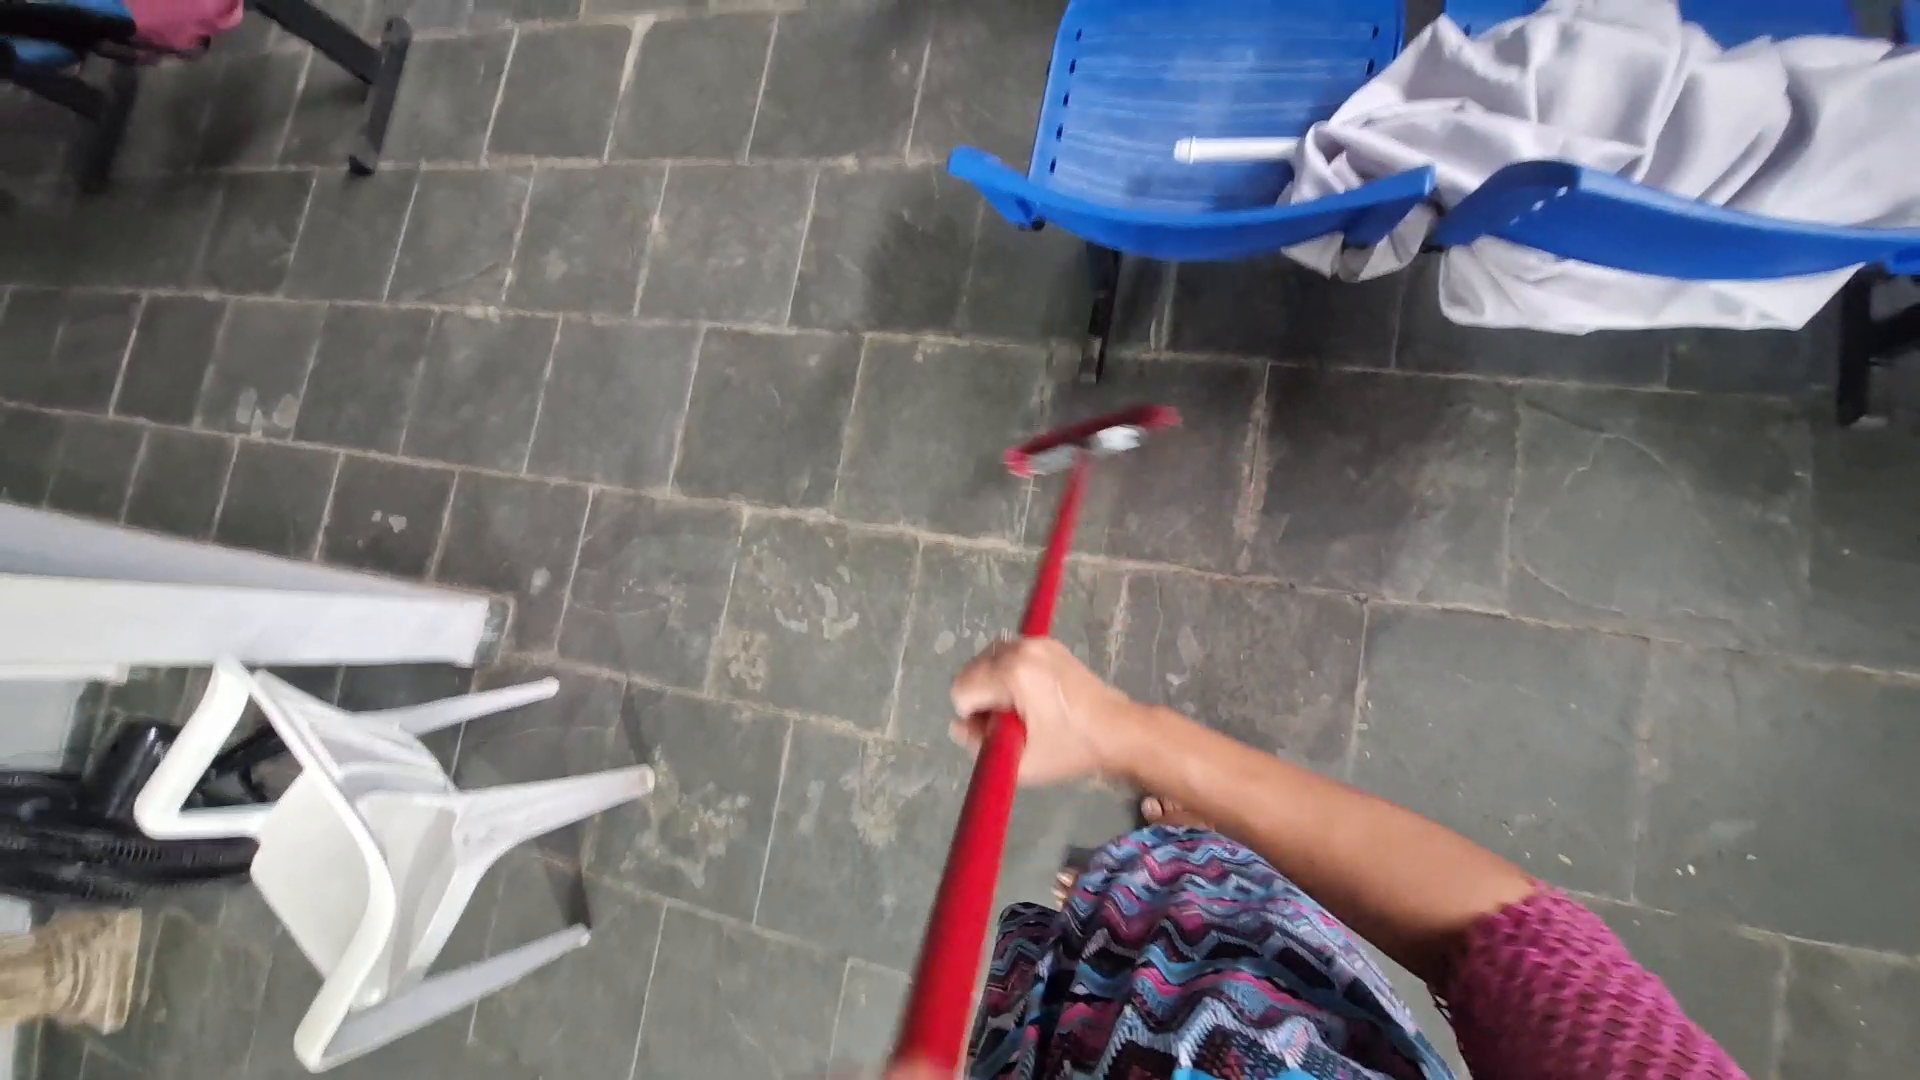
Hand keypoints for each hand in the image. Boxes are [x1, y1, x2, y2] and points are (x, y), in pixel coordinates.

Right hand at [948, 638, 1149, 785]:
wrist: (1118, 730)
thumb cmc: (1071, 748)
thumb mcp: (1021, 763)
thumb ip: (979, 745)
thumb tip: (958, 727)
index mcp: (1012, 673)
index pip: (962, 688)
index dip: (971, 716)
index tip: (996, 732)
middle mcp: (1020, 648)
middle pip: (972, 670)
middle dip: (980, 698)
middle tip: (1007, 724)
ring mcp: (1035, 642)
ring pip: (988, 659)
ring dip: (991, 684)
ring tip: (1018, 710)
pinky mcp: (1048, 644)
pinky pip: (1009, 654)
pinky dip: (1008, 673)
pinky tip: (1030, 696)